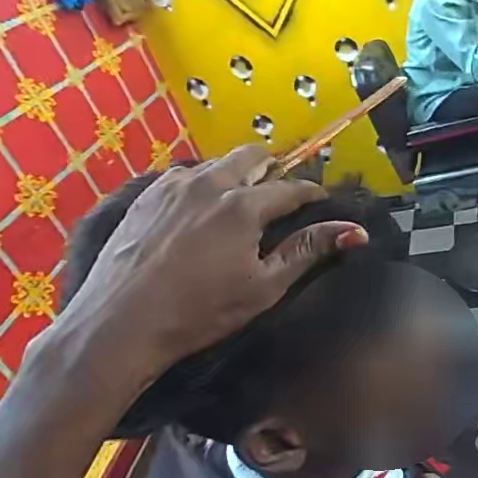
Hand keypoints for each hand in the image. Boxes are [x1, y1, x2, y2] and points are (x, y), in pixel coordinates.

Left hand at [47, 144, 366, 388]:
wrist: (122, 322)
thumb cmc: (200, 312)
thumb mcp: (263, 287)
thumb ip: (307, 251)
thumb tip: (354, 230)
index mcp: (243, 205)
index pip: (290, 187)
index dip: (311, 192)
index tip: (320, 198)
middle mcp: (208, 182)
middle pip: (252, 155)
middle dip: (272, 169)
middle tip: (278, 195)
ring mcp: (172, 184)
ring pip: (215, 164)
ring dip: (235, 176)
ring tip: (236, 206)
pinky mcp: (145, 195)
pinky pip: (183, 177)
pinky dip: (201, 186)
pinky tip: (196, 214)